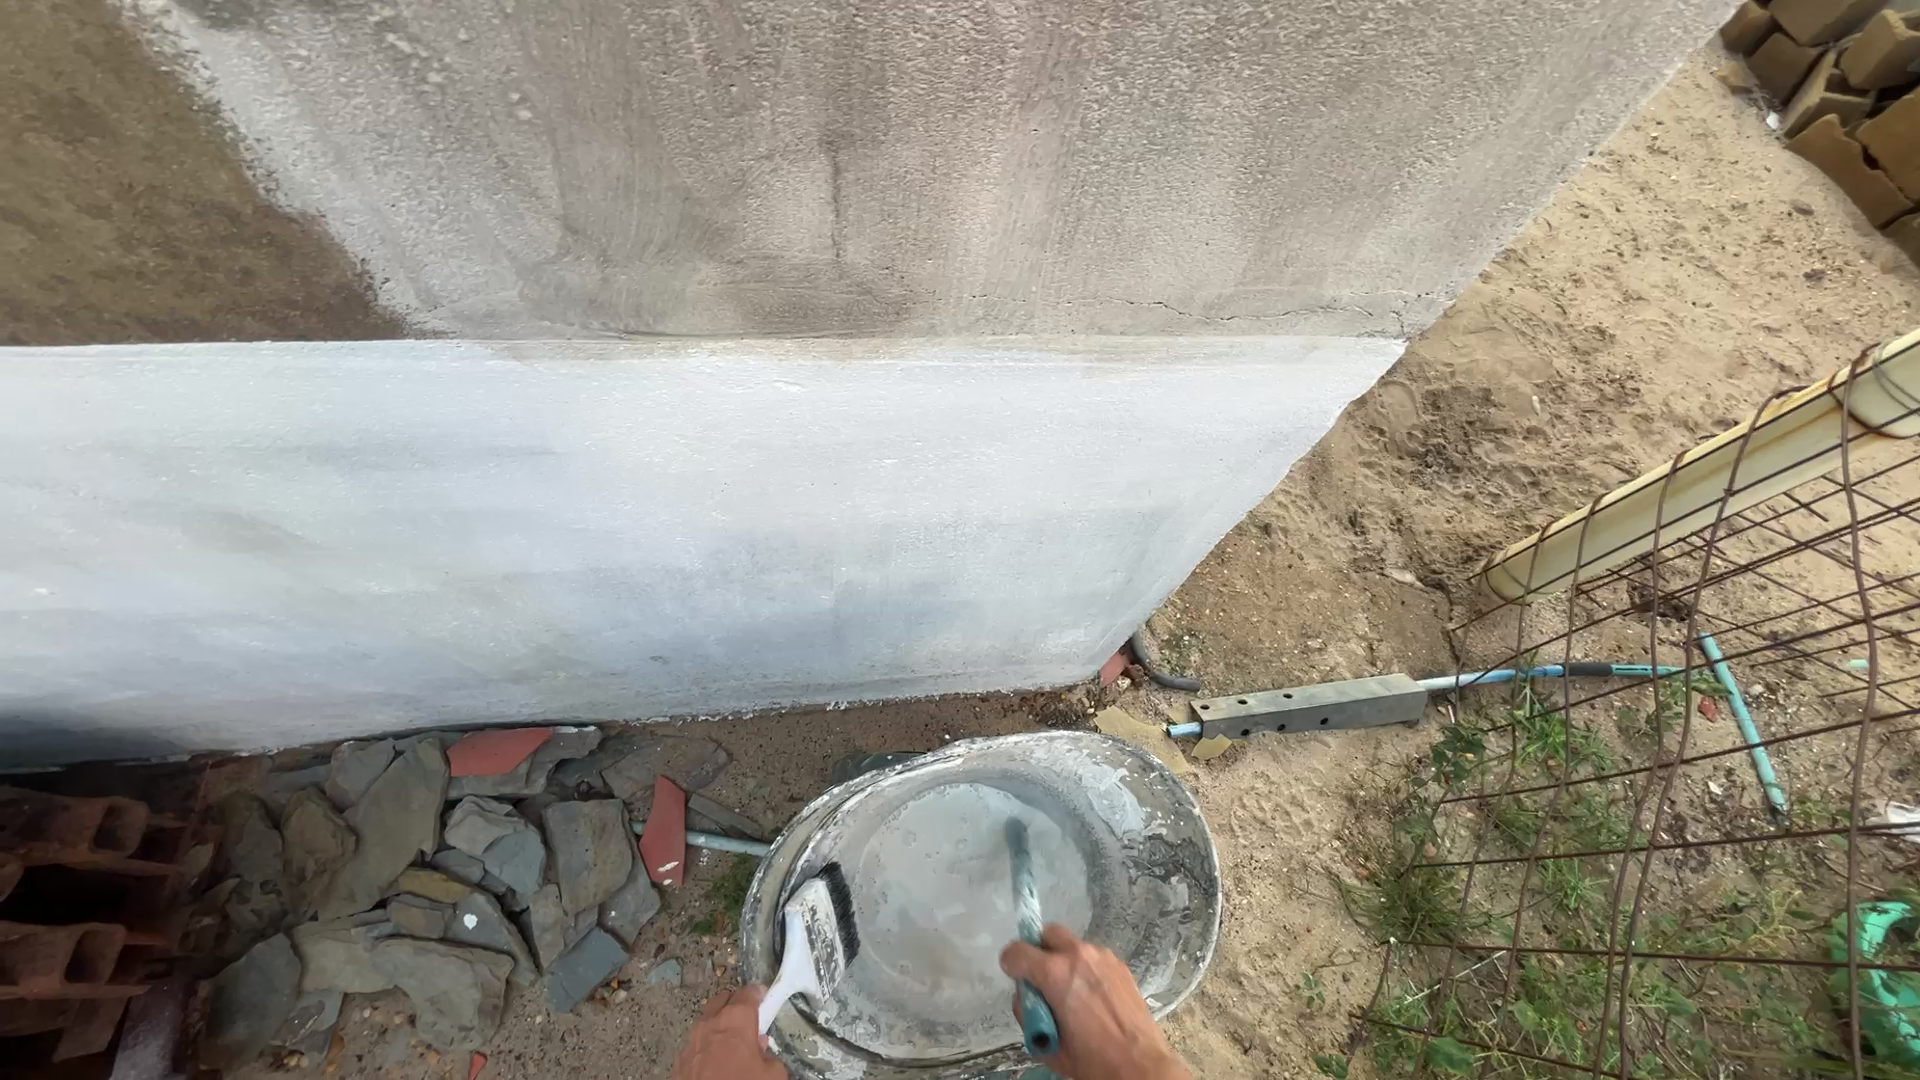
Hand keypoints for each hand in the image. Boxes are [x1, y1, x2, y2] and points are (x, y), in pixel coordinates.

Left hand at [671, 986, 788, 1079]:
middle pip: (723, 1000)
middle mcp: (710, 1023)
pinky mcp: (678, 1063)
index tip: (766, 1002)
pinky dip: (705, 1048)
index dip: (759, 995)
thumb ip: (769, 1054)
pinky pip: (695, 1046)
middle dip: (736, 1005)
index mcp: (736, 1018)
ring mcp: (690, 1042)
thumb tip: (761, 1051)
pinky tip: (713, 1065)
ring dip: (719, 1027)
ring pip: (707, 1022)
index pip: (749, 992)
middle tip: (748, 1022)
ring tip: (730, 1046)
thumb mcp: (772, 1074)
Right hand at [999, 925, 1190, 1079]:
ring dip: (1064, 960)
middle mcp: (1077, 954)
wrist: (1141, 1066)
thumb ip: (1028, 1013)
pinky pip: (1093, 956)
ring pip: (1072, 944)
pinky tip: (1093, 995)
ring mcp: (1101, 956)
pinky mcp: (1119, 964)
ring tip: (1073, 991)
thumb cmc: (1092, 1061)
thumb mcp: (1047, 1045)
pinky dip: (1086, 968)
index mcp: (1054, 973)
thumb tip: (1027, 996)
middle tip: (1043, 979)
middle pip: (1047, 933)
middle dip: (1039, 951)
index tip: (1014, 975)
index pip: (1017, 951)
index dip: (1011, 963)